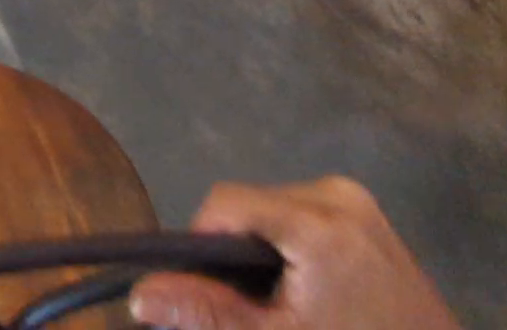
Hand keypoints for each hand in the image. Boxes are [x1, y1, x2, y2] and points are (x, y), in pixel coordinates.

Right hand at [130, 177, 459, 329]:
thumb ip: (206, 311)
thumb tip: (138, 295)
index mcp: (319, 220)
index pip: (226, 202)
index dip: (204, 243)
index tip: (215, 294)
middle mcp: (338, 194)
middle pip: (249, 206)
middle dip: (237, 252)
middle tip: (255, 309)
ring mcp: (359, 203)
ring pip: (272, 211)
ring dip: (262, 250)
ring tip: (285, 305)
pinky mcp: (369, 216)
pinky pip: (302, 216)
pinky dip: (290, 248)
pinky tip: (309, 292)